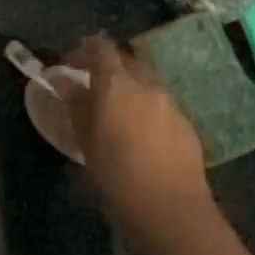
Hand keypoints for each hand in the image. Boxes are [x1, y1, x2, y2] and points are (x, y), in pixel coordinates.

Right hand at [64, 34, 210, 234]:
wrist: (170, 207)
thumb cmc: (115, 169)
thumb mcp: (83, 135)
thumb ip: (75, 103)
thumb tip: (67, 83)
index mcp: (117, 81)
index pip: (100, 46)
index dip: (83, 50)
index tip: (69, 65)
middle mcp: (147, 84)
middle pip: (126, 60)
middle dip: (107, 67)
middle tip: (91, 86)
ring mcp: (171, 104)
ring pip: (145, 83)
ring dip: (128, 88)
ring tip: (115, 112)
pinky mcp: (187, 125)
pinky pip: (161, 105)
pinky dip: (146, 108)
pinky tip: (139, 133)